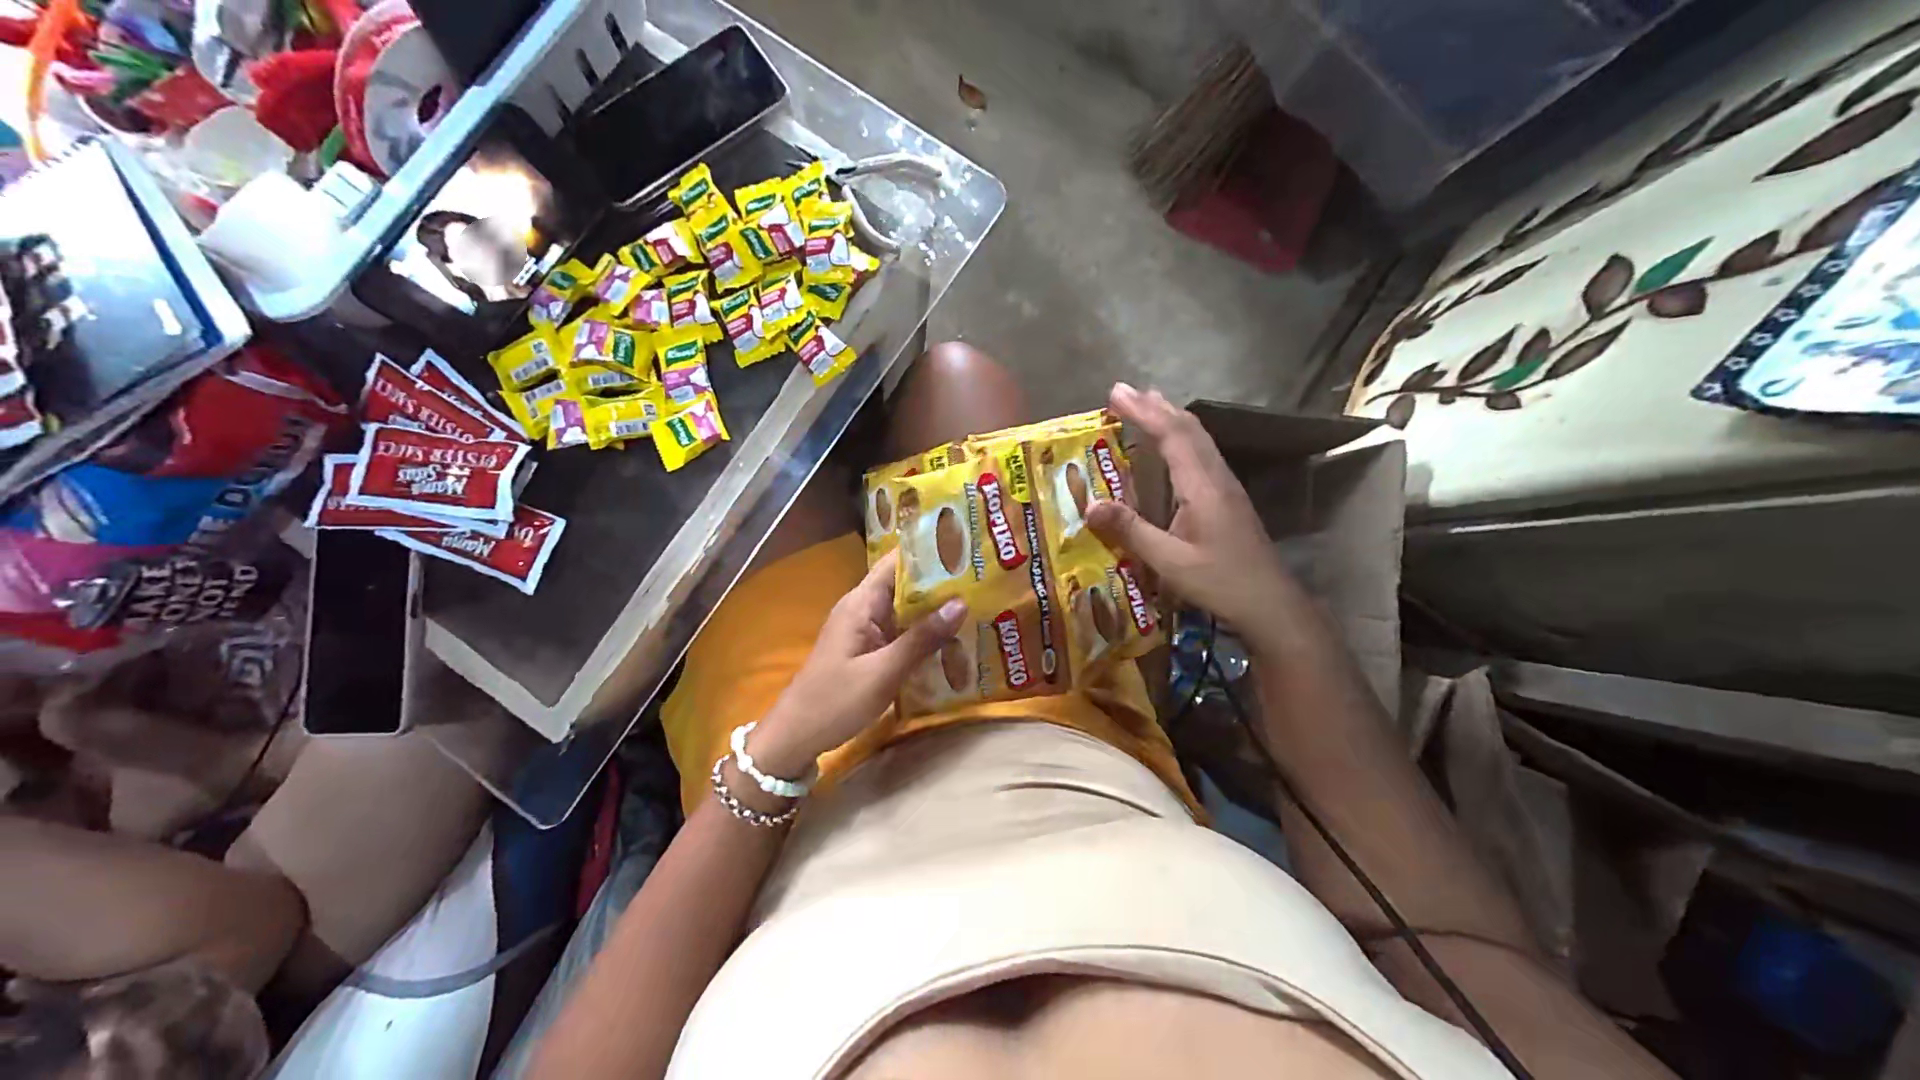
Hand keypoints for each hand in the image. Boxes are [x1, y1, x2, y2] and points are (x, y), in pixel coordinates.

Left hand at [748, 551, 966, 776]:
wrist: (796, 737)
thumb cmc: (835, 701)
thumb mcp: (883, 672)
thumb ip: (921, 639)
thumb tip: (960, 603)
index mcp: (861, 603)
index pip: (897, 562)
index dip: (929, 553)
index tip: (966, 551)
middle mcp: (863, 609)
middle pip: (906, 584)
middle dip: (941, 583)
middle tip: (984, 583)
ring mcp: (865, 631)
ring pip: (906, 610)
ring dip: (936, 611)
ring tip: (980, 606)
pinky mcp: (868, 651)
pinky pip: (901, 633)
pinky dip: (924, 634)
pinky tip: (953, 642)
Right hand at [1087, 383, 1301, 647]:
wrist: (1271, 604)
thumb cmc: (1221, 583)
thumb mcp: (1170, 562)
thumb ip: (1131, 531)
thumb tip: (1089, 505)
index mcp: (1202, 487)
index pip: (1171, 436)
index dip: (1143, 412)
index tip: (1116, 393)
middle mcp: (1216, 478)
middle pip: (1188, 429)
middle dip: (1155, 406)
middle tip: (1123, 392)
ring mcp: (1226, 487)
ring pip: (1198, 439)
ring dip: (1170, 418)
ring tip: (1146, 405)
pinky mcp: (1228, 499)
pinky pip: (1202, 454)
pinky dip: (1180, 438)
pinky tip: (1171, 448)